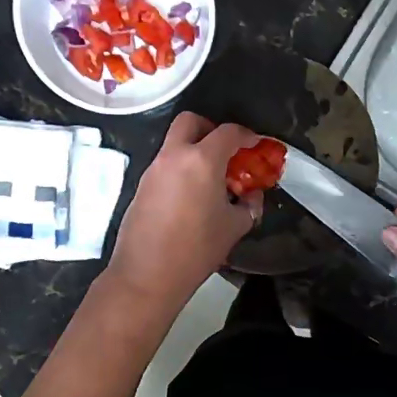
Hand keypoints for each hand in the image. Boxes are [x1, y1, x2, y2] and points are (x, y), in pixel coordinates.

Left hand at [106, 113, 262, 306]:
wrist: (147, 274)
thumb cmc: (197, 248)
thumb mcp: (235, 227)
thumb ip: (249, 204)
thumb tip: (251, 195)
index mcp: (202, 160)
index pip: (228, 132)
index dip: (247, 135)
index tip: (255, 145)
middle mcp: (174, 156)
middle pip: (191, 121)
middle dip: (210, 128)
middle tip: (225, 150)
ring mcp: (153, 169)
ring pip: (174, 143)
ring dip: (194, 150)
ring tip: (210, 179)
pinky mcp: (141, 185)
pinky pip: (165, 165)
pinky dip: (180, 169)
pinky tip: (191, 196)